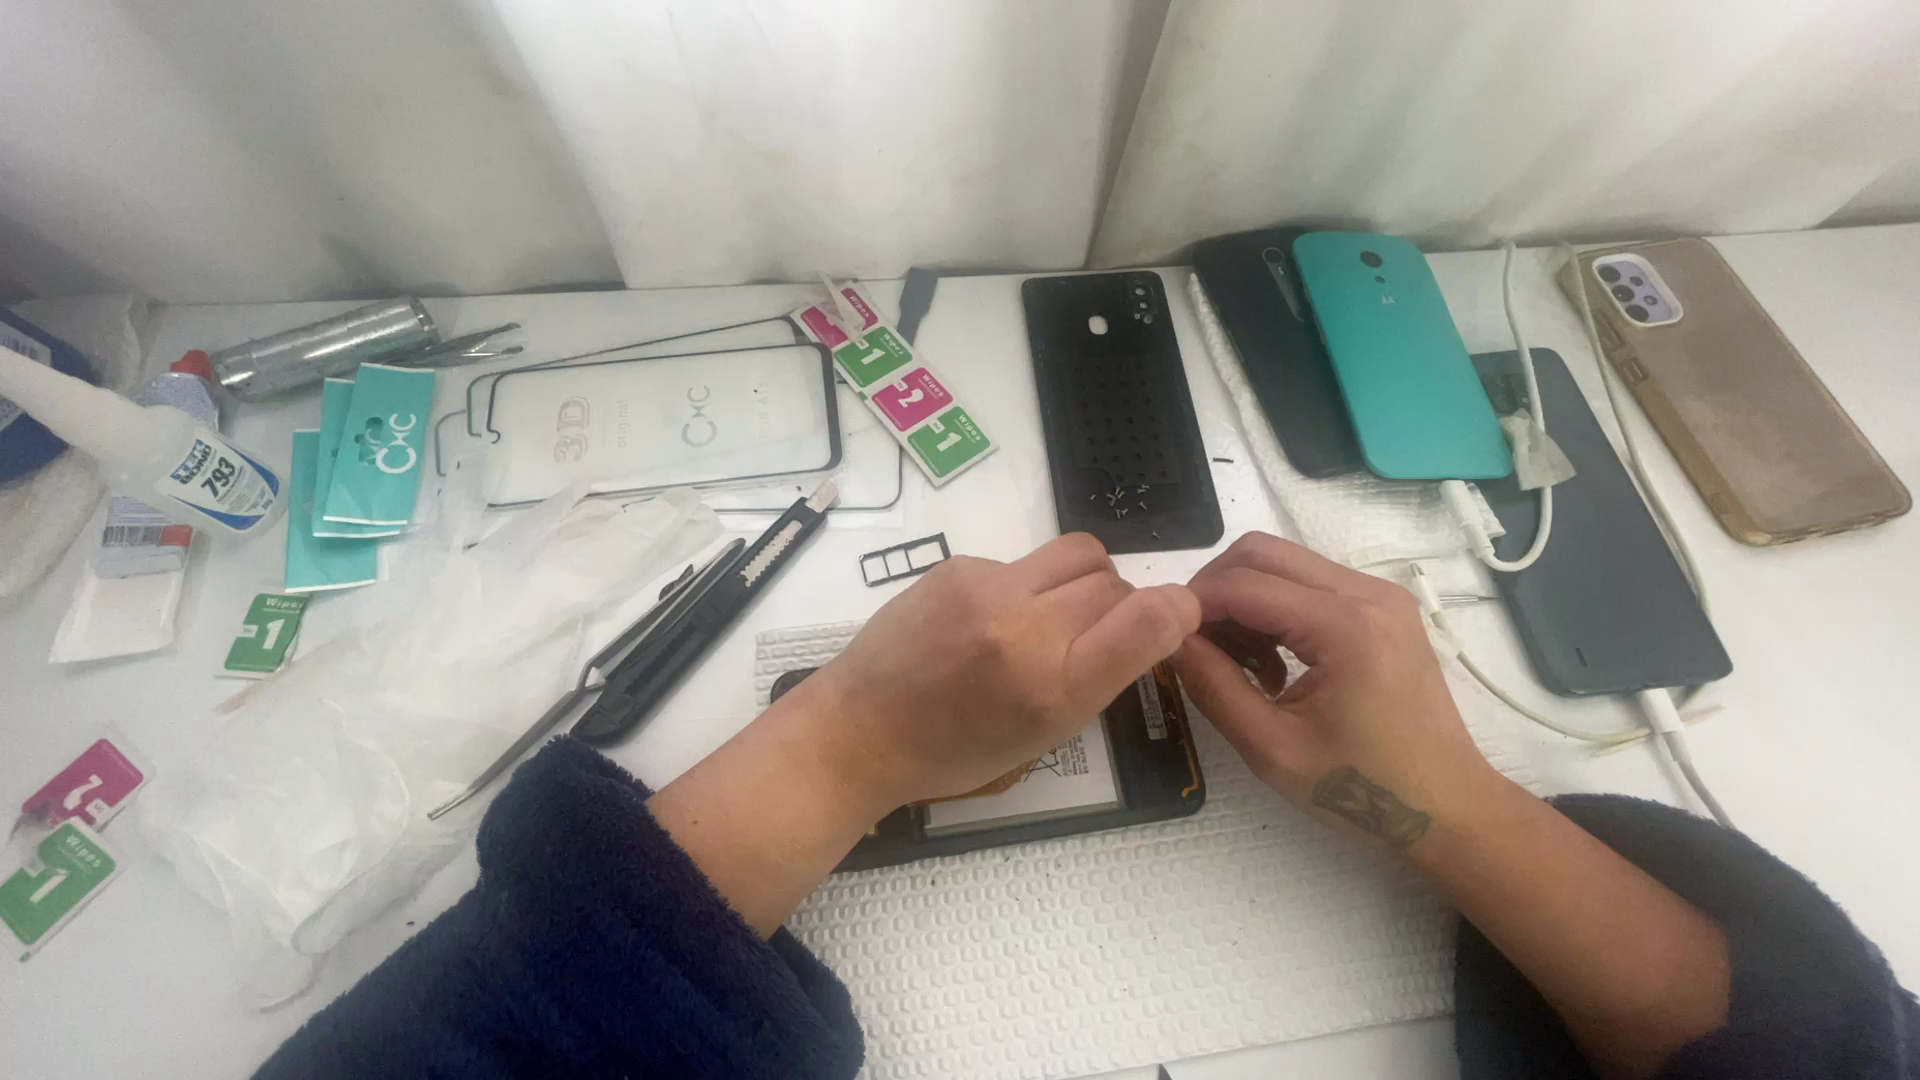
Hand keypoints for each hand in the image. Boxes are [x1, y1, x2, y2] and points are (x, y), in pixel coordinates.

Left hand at [795, 533, 1200, 810]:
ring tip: (1050, 614)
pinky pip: (1023, 560)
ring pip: (1078, 553)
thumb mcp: (1042, 737)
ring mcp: (987, 587)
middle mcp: (1025, 627)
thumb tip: (1141, 623)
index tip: (1171, 618)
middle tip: (1088, 635)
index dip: (1177, 611)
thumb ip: (1097, 677)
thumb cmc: (954, 751)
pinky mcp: (957, 565)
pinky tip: (991, 617)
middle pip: (1115, 582)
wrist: (861, 728)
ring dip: (1082, 581)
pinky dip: (1026, 585)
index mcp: (1054, 687)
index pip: (1150, 619)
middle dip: (1119, 605)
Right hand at [1168, 533, 1497, 848]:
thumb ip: (1211, 685)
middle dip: (1212, 589)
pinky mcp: (1380, 607)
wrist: (1447, 810)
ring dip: (1242, 598)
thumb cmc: (1360, 790)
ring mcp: (1379, 594)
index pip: (1241, 584)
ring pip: (1280, 561)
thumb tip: (1170, 640)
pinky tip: (1271, 661)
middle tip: (1194, 642)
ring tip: (1235, 661)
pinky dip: (1271, 606)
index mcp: (1345, 626)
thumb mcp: (1269, 748)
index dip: (1191, 605)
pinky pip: (1306, 581)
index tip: (1163, 638)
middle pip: (1259, 552)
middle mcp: (1366, 592)